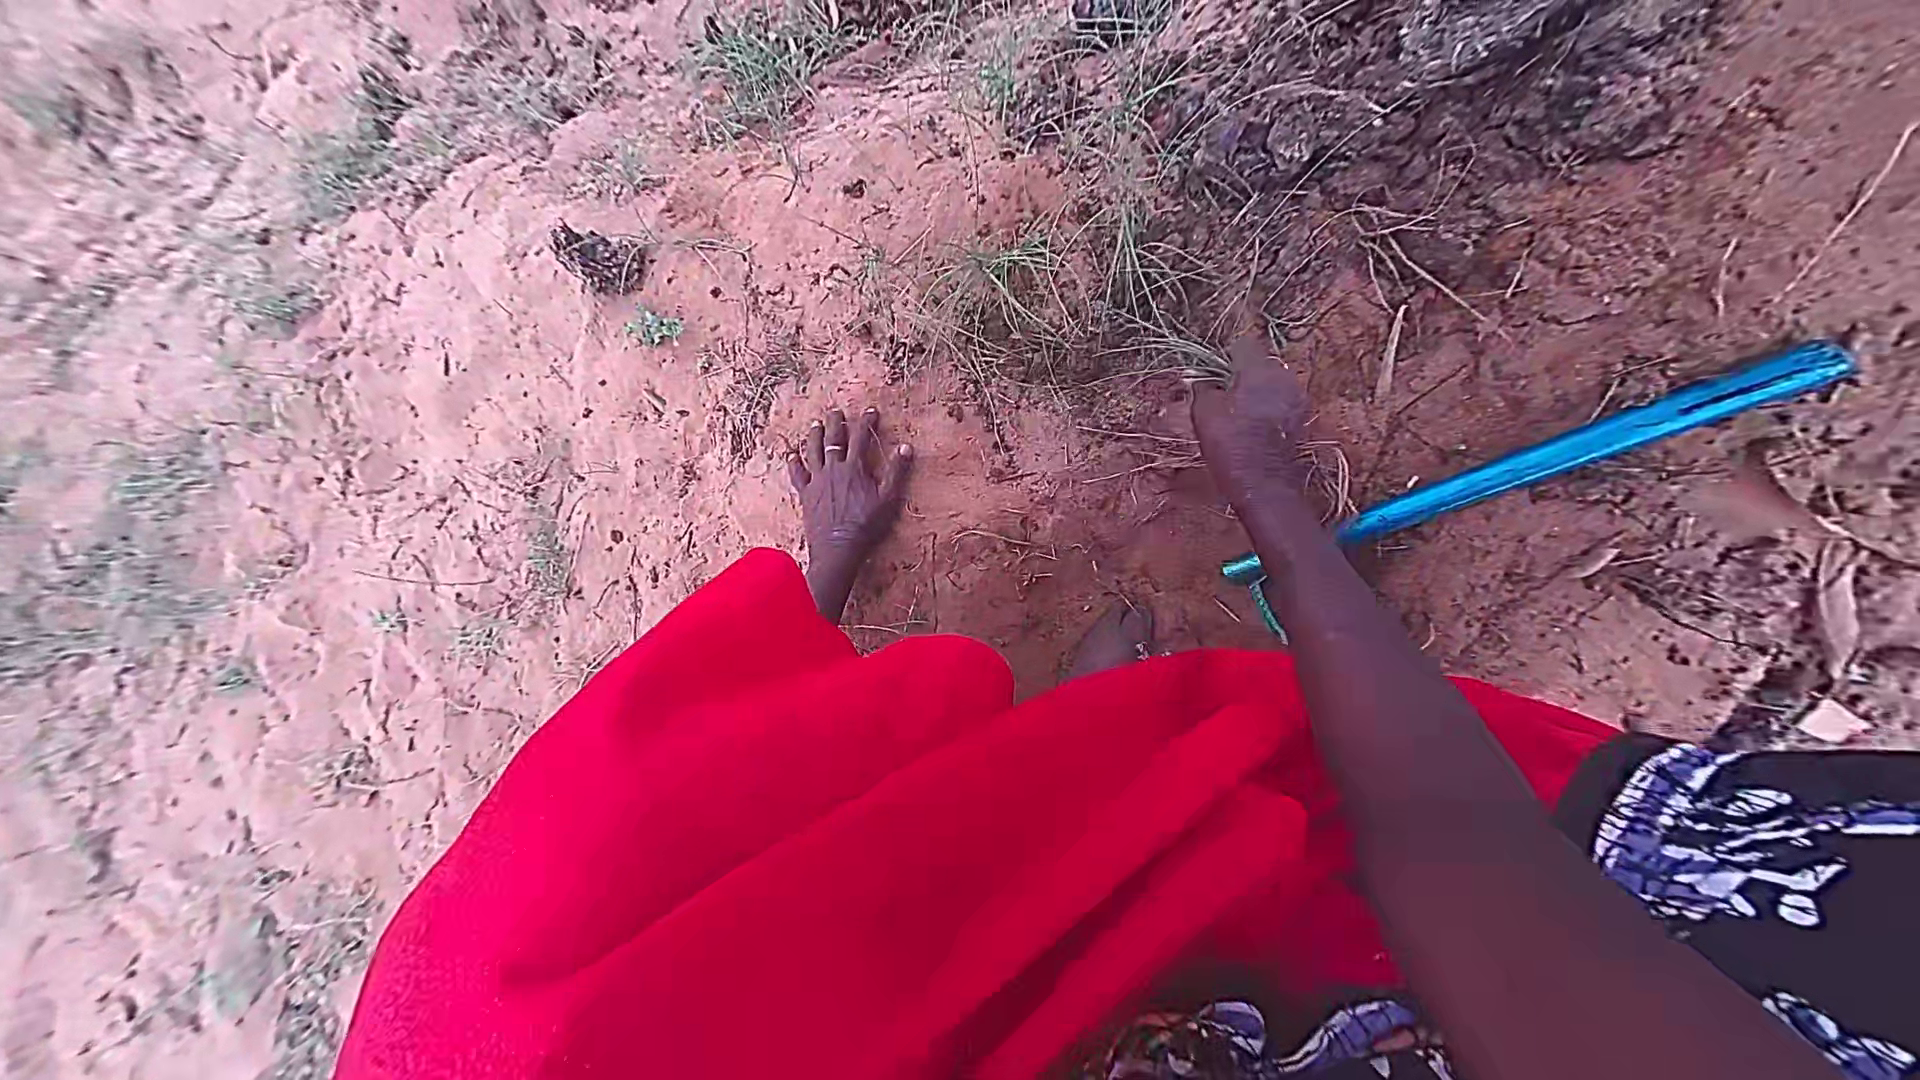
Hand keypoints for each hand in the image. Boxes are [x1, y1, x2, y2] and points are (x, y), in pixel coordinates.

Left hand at [788, 407, 911, 620]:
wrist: (838, 547)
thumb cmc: (866, 526)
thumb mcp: (888, 499)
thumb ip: (897, 472)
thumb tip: (906, 448)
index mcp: (854, 468)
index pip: (861, 437)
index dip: (866, 422)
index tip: (871, 411)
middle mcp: (833, 469)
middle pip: (833, 439)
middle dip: (836, 422)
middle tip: (837, 412)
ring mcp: (817, 481)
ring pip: (813, 451)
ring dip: (814, 436)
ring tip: (816, 425)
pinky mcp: (805, 494)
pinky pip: (797, 474)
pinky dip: (793, 462)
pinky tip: (791, 454)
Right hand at [1191, 337, 1312, 507]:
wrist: (1264, 484)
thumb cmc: (1231, 446)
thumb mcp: (1204, 413)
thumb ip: (1202, 388)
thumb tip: (1198, 378)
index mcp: (1259, 369)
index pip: (1242, 345)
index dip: (1223, 357)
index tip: (1210, 374)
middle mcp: (1284, 377)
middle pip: (1259, 364)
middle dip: (1240, 375)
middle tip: (1220, 395)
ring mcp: (1296, 398)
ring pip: (1271, 383)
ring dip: (1254, 392)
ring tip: (1235, 413)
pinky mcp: (1300, 418)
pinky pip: (1279, 402)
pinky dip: (1266, 408)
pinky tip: (1252, 426)